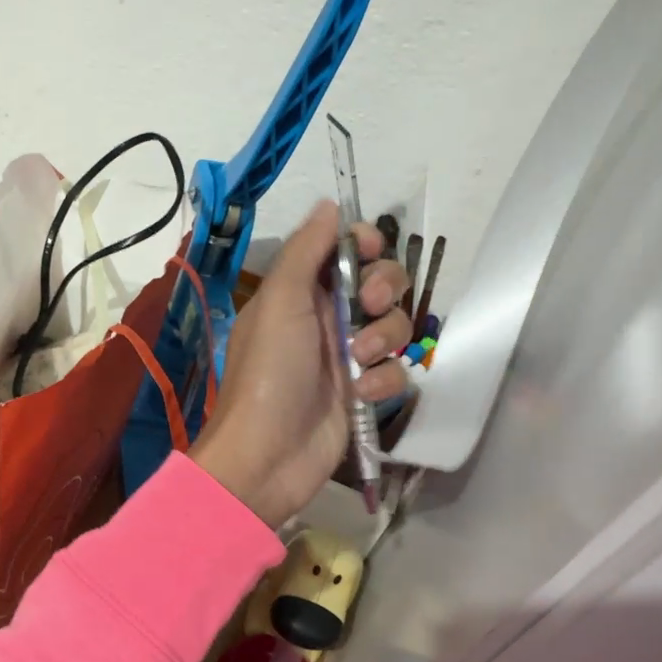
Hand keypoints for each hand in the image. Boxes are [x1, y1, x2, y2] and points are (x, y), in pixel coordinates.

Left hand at [191, 201, 413, 526]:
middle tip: (369, 306)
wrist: (266, 456)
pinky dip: (383, 381)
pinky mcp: (362, 396)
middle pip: (380, 283)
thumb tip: (329, 205)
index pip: (344, 251)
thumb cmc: (268, 373)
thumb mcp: (279, 302)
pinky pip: (395, 372)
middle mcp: (324, 320)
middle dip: (385, 289)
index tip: (371, 251)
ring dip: (384, 338)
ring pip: (394, 327)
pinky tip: (362, 394)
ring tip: (357, 361)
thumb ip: (306, 252)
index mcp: (298, 294)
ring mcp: (345, 359)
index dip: (364, 244)